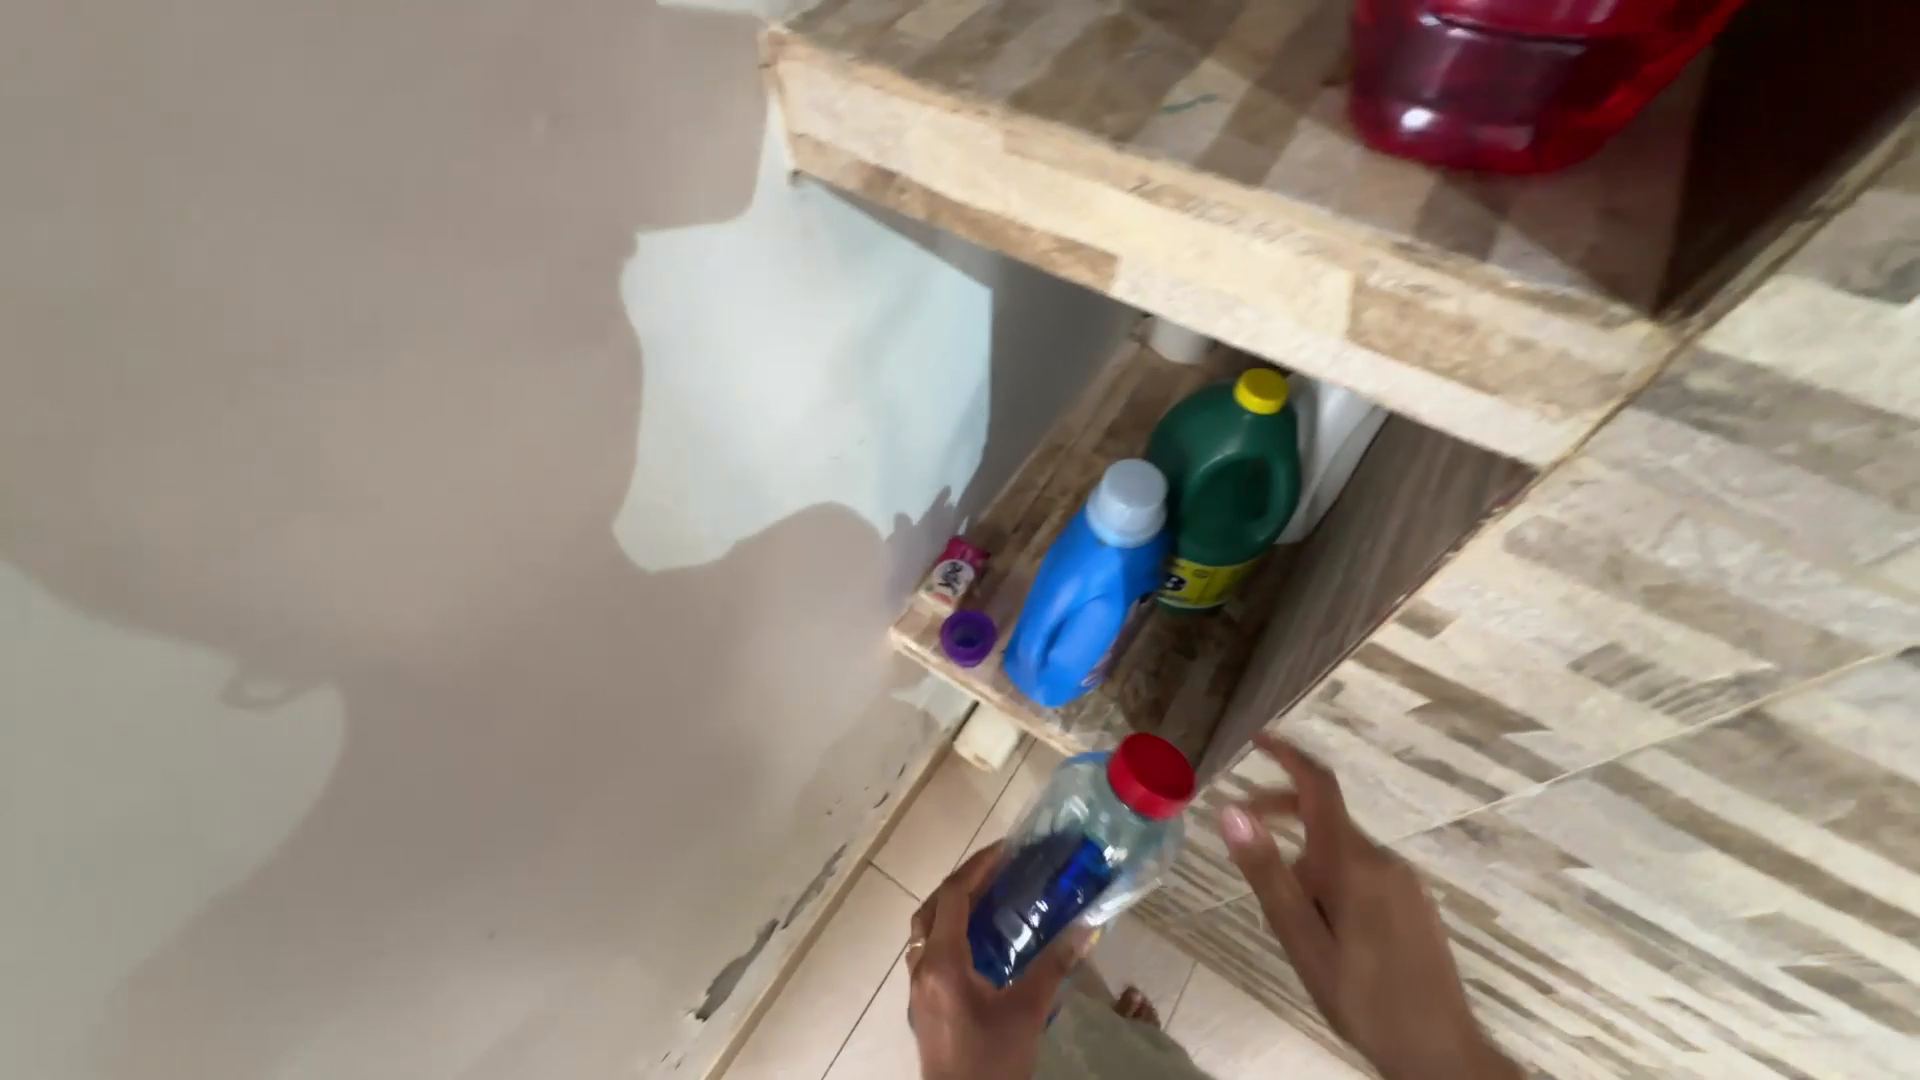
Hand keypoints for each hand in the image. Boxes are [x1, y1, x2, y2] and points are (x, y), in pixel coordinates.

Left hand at [905, 842, 1085, 1079]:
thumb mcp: (1027, 1013)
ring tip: (986, 898)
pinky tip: (977, 943)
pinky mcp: (922, 1004)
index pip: (952, 896)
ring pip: (924, 929)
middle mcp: (921, 967)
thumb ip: (1053, 966)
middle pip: (931, 907)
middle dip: (962, 882)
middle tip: (996, 870)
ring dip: (950, 906)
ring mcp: (916, 987)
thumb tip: (1084, 927)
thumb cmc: (992, 1063)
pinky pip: (927, 951)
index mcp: (942, 961)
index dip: (978, 867)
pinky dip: (948, 932)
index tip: (1005, 850)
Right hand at [1219, 735, 1521, 1079]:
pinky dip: (1329, 879)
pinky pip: (1361, 872)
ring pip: (1339, 851)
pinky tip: (1321, 927)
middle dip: (1279, 813)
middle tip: (1241, 824)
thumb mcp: (1302, 939)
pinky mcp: (1413, 904)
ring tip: (1286, 917)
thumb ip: (1266, 872)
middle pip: (1324, 817)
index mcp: (1353, 862)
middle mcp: (1382, 860)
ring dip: (1303, 862)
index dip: (1287, 755)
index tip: (1257, 738)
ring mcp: (1403, 882)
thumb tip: (1231, 810)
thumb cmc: (1364, 999)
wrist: (1444, 1057)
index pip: (1318, 786)